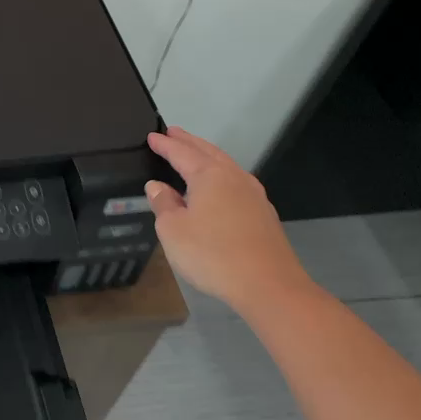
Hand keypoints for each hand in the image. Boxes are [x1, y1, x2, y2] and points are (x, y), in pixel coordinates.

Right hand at [145, 127, 314, 314]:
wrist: (269, 286)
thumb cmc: (212, 254)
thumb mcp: (173, 230)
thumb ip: (163, 204)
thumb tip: (157, 186)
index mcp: (209, 176)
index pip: (181, 153)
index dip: (165, 145)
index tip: (152, 136)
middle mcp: (234, 178)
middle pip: (208, 152)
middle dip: (189, 142)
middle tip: (173, 133)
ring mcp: (254, 195)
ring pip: (227, 166)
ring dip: (208, 156)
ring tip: (195, 154)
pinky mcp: (264, 215)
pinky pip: (237, 183)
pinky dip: (222, 175)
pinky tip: (219, 187)